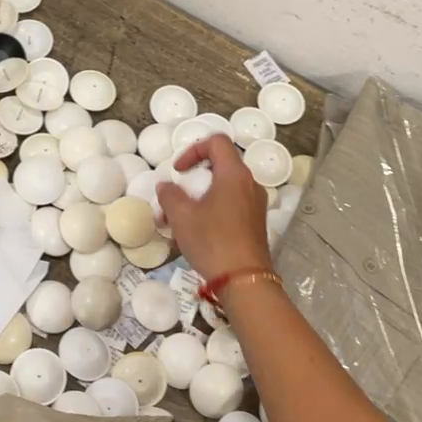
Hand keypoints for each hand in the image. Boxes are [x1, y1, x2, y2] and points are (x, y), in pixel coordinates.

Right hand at [156, 137, 273, 280]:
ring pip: (223, 188)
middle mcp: (250, 184)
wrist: (244, 280)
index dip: (193, 149)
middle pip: (220, 165)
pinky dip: (211, 208)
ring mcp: (255, 204)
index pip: (217, 142)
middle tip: (175, 196)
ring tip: (178, 220)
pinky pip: (231, 204)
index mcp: (234, 174)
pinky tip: (195, 232)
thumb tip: (166, 186)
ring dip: (199, 197)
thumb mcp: (181, 216)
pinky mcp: (255, 222)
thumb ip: (169, 195)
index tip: (178, 171)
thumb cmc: (212, 241)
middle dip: (192, 178)